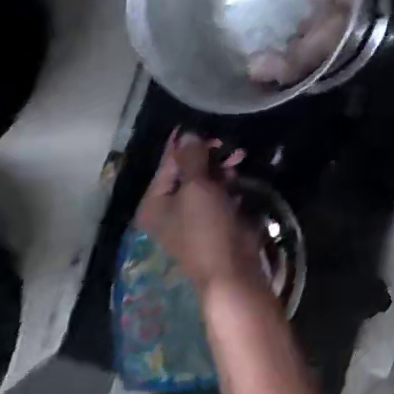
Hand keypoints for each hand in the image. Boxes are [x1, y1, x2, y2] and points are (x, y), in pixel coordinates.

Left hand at [137, 129, 267, 297]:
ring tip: (240, 158)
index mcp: (153, 203)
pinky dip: (228, 183)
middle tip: (228, 145)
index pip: (167, 163)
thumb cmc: (206, 227)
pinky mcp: (212, 222)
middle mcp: (166, 209)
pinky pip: (217, 194)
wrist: (230, 269)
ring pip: (204, 182)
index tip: (203, 124)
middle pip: (186, 171)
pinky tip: (240, 177)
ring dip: (221, 168)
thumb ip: (192, 159)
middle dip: (208, 156)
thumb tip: (188, 134)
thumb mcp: (197, 188)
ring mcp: (190, 217)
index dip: (185, 143)